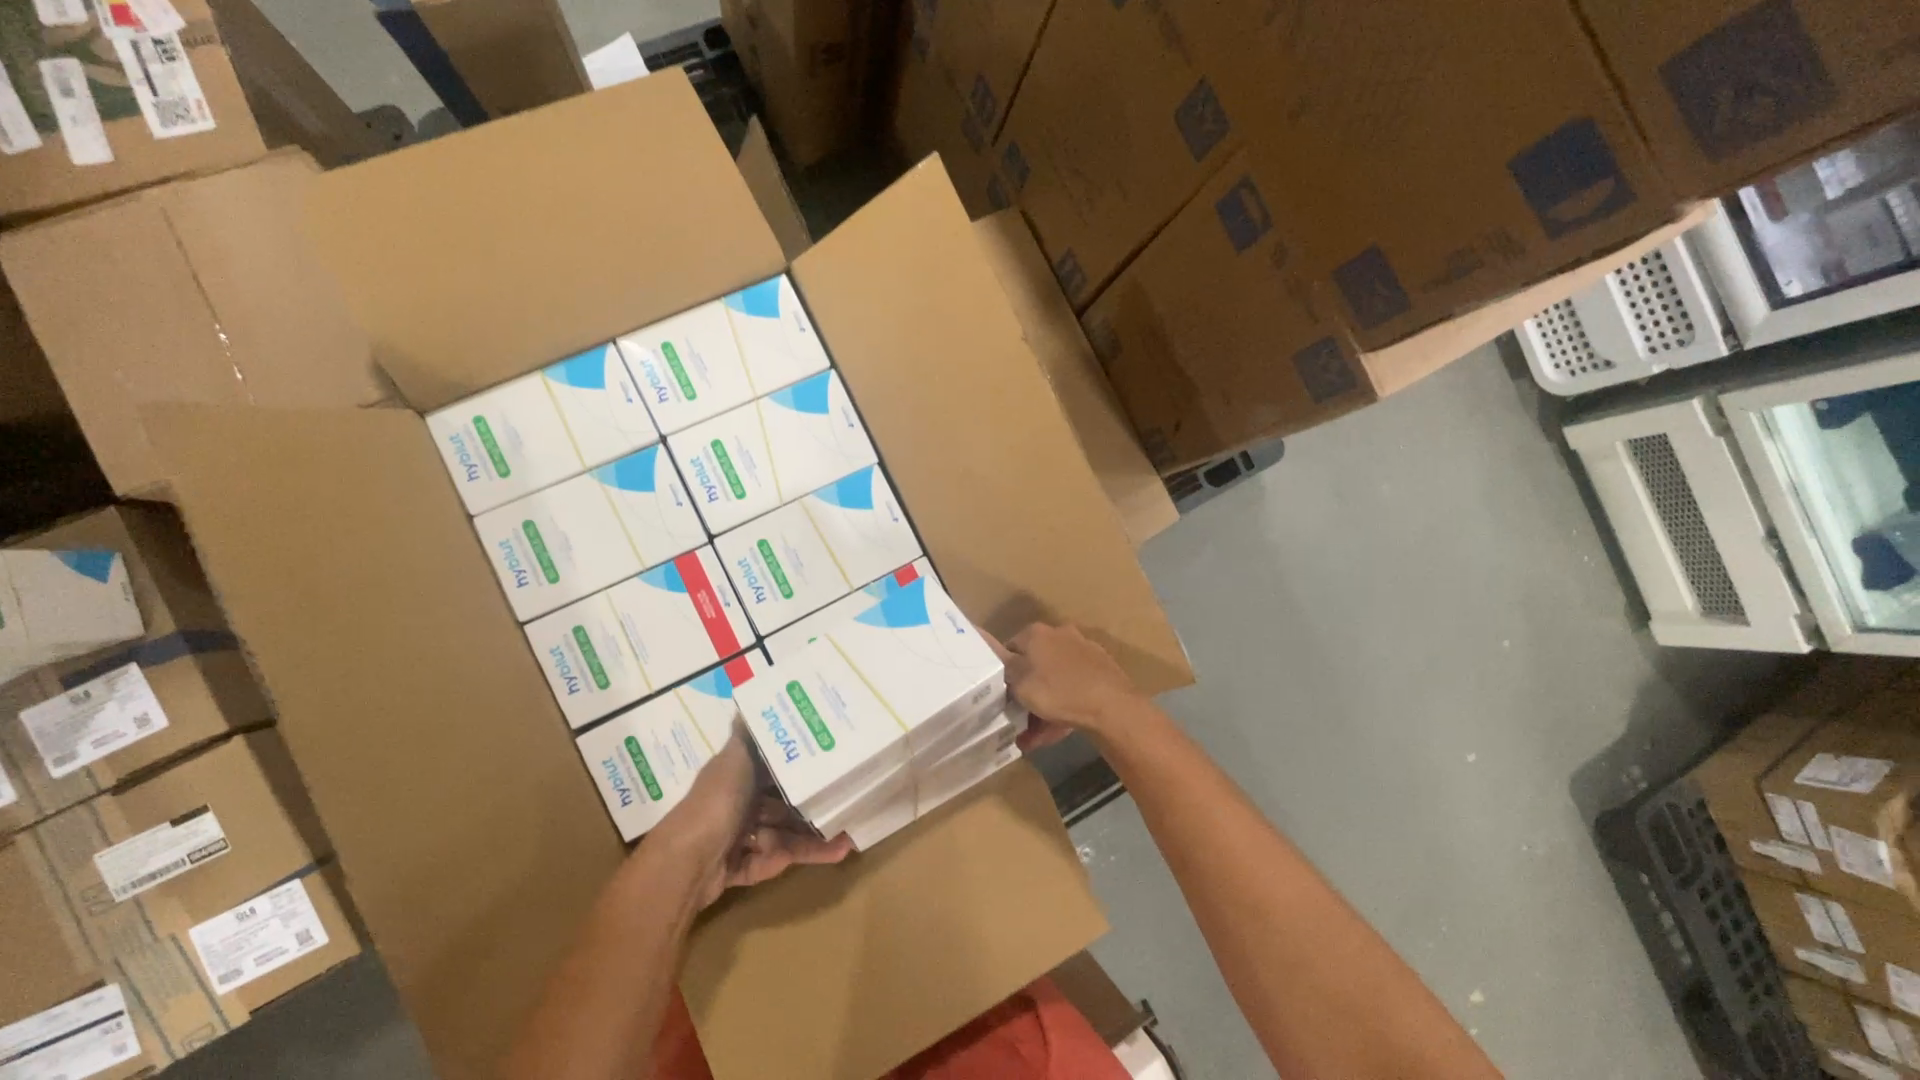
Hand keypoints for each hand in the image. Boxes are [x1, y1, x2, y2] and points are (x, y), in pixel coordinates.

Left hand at [650, 732, 852, 908]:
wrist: (689, 859)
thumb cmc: (717, 801)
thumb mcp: (733, 760)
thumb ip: (745, 738)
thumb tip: (746, 703)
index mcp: (736, 778)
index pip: (771, 770)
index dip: (797, 766)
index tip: (829, 759)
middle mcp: (738, 806)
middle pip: (783, 805)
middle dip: (813, 805)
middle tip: (849, 800)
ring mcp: (742, 839)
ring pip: (787, 834)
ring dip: (817, 834)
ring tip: (852, 832)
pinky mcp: (748, 868)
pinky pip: (782, 859)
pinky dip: (808, 856)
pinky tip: (839, 852)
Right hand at [988, 624, 1143, 750]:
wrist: (1111, 706)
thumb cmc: (1057, 691)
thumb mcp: (1018, 682)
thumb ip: (1001, 664)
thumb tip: (983, 641)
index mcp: (1037, 633)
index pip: (1010, 648)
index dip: (1004, 674)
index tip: (1003, 696)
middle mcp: (1061, 634)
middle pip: (1035, 665)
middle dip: (1027, 693)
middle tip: (1020, 720)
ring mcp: (1084, 651)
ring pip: (1055, 680)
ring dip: (1044, 705)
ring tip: (1037, 735)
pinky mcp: (1101, 669)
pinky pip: (1074, 688)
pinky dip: (1065, 705)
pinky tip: (1059, 728)